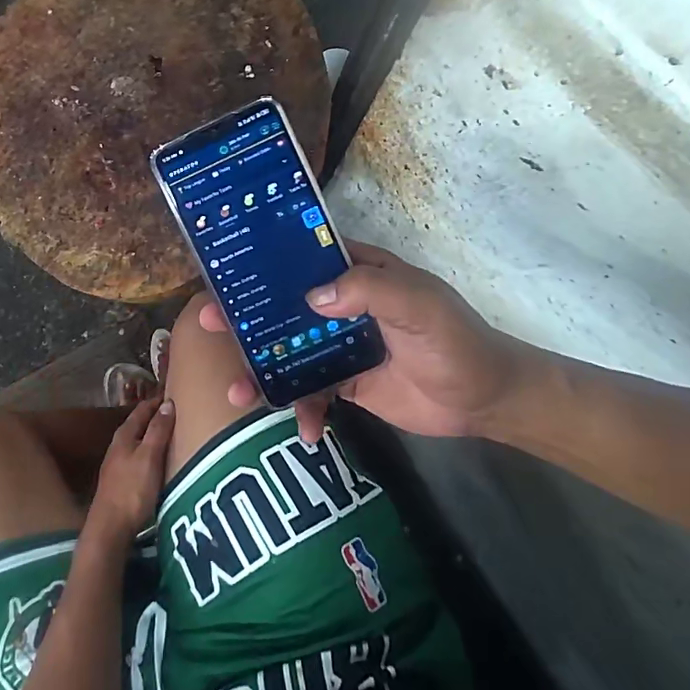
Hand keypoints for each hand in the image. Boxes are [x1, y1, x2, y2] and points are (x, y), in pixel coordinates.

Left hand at [88, 398, 175, 540]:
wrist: (110, 530)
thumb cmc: (132, 489)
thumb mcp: (150, 456)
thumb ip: (159, 429)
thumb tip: (167, 402)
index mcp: (124, 435)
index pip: (143, 409)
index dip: (158, 400)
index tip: (177, 392)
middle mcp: (119, 446)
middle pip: (140, 424)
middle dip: (158, 415)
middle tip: (181, 410)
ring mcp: (118, 464)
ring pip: (140, 440)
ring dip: (156, 434)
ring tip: (177, 432)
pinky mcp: (123, 480)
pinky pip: (141, 456)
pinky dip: (153, 450)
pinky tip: (164, 458)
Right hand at [200, 242, 538, 443]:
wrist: (483, 399)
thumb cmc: (454, 340)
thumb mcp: (418, 305)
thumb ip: (369, 292)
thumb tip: (311, 298)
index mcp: (362, 274)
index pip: (308, 257)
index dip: (269, 261)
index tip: (228, 267)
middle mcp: (346, 305)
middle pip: (288, 306)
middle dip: (249, 318)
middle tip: (206, 322)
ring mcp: (343, 346)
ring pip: (292, 353)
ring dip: (263, 372)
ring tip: (236, 394)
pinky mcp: (349, 383)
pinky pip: (313, 393)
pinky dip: (304, 411)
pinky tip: (305, 432)